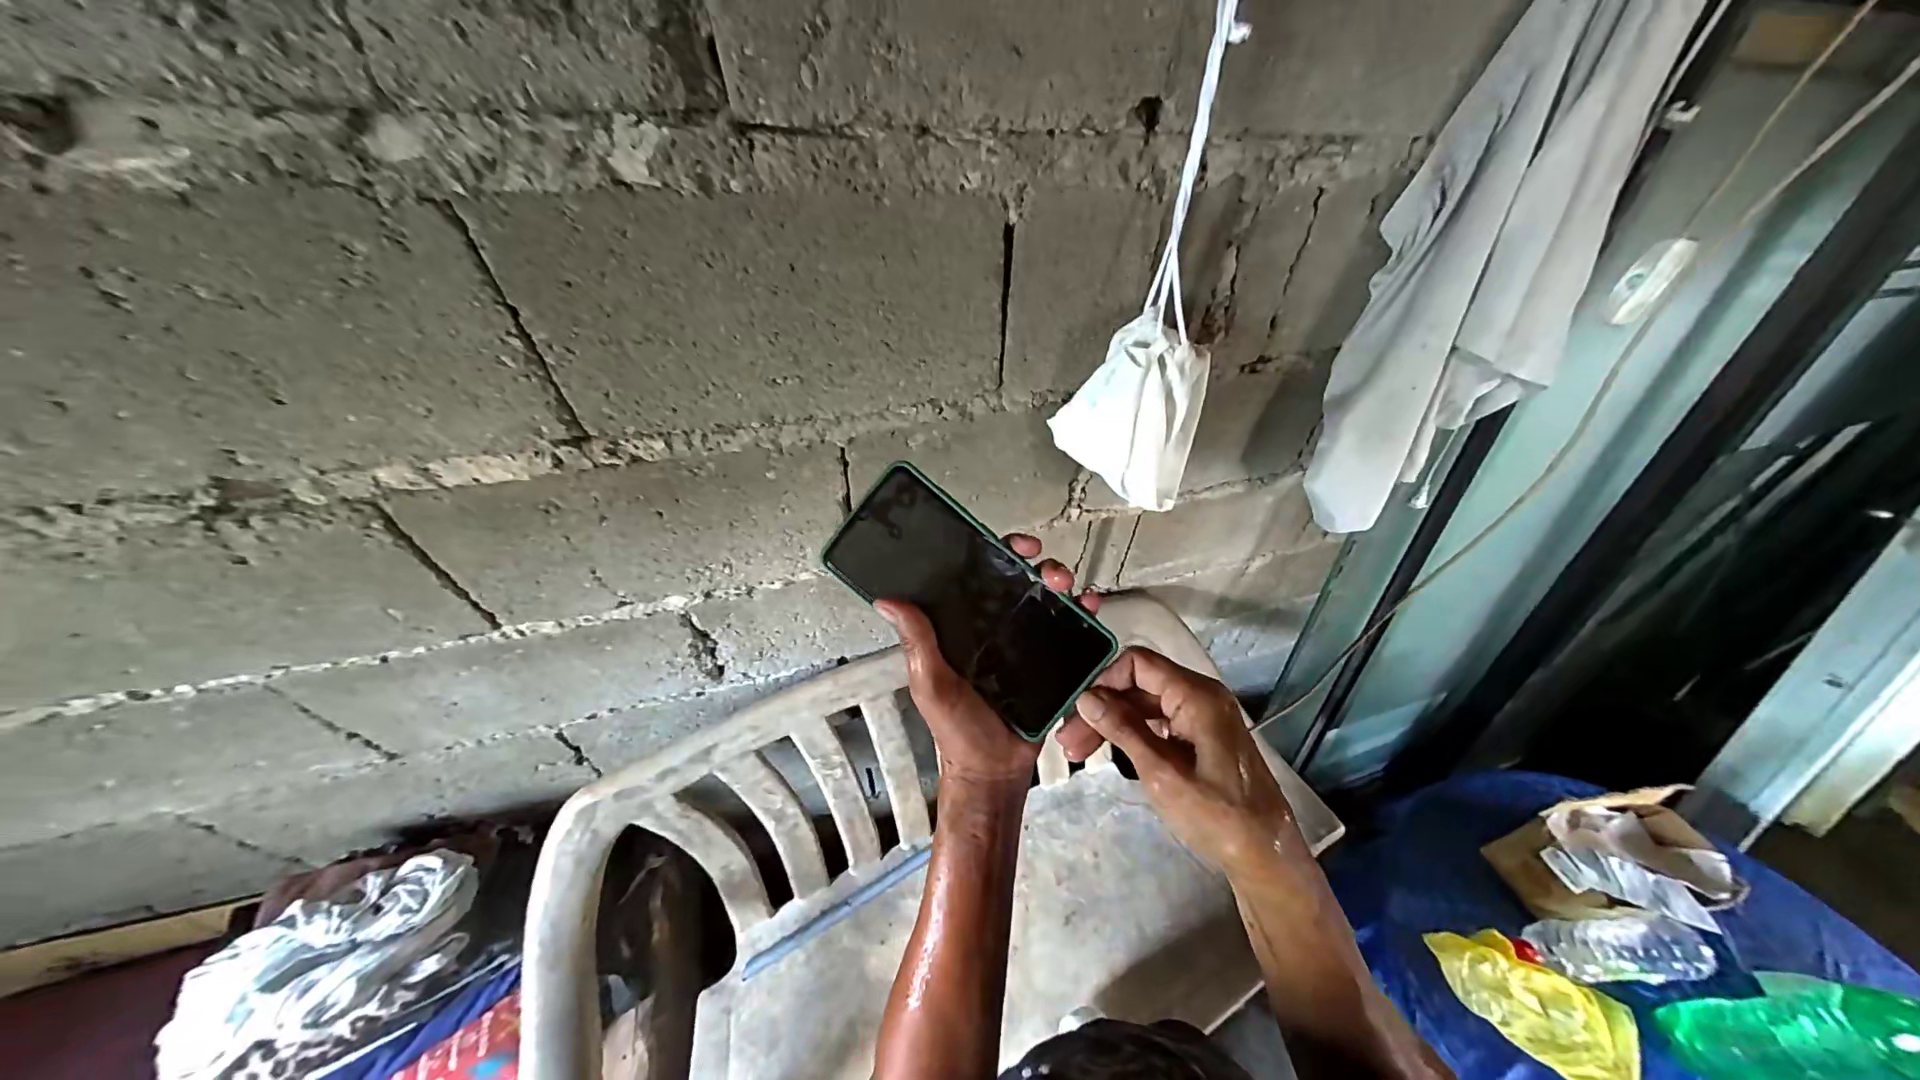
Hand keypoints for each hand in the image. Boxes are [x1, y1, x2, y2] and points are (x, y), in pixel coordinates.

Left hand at [874, 533, 1100, 789]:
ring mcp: (1022, 645)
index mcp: (963, 628)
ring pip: (1046, 601)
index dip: (998, 554)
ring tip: (1068, 588)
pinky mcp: (1047, 664)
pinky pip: (1066, 633)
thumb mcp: (931, 684)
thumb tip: (889, 603)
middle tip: (1048, 569)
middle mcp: (993, 631)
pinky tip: (1087, 609)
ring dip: (1062, 586)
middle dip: (1039, 566)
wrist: (994, 769)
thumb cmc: (957, 733)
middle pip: (1020, 582)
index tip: (1014, 546)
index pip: (979, 578)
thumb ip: (916, 642)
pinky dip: (1080, 616)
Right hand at [1065, 647, 1297, 873]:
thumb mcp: (1162, 774)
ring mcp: (1203, 716)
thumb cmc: (1217, 816)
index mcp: (1197, 696)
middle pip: (1138, 685)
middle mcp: (1201, 696)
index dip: (1104, 680)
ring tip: (1079, 752)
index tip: (1077, 710)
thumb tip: (1086, 698)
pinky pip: (1159, 721)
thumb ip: (1123, 730)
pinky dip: (1132, 734)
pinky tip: (1110, 752)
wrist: (1266, 858)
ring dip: (1112, 723)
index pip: (1138, 663)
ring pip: (1145, 704)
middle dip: (1101, 708)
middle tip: (1068, 742)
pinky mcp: (1202, 736)